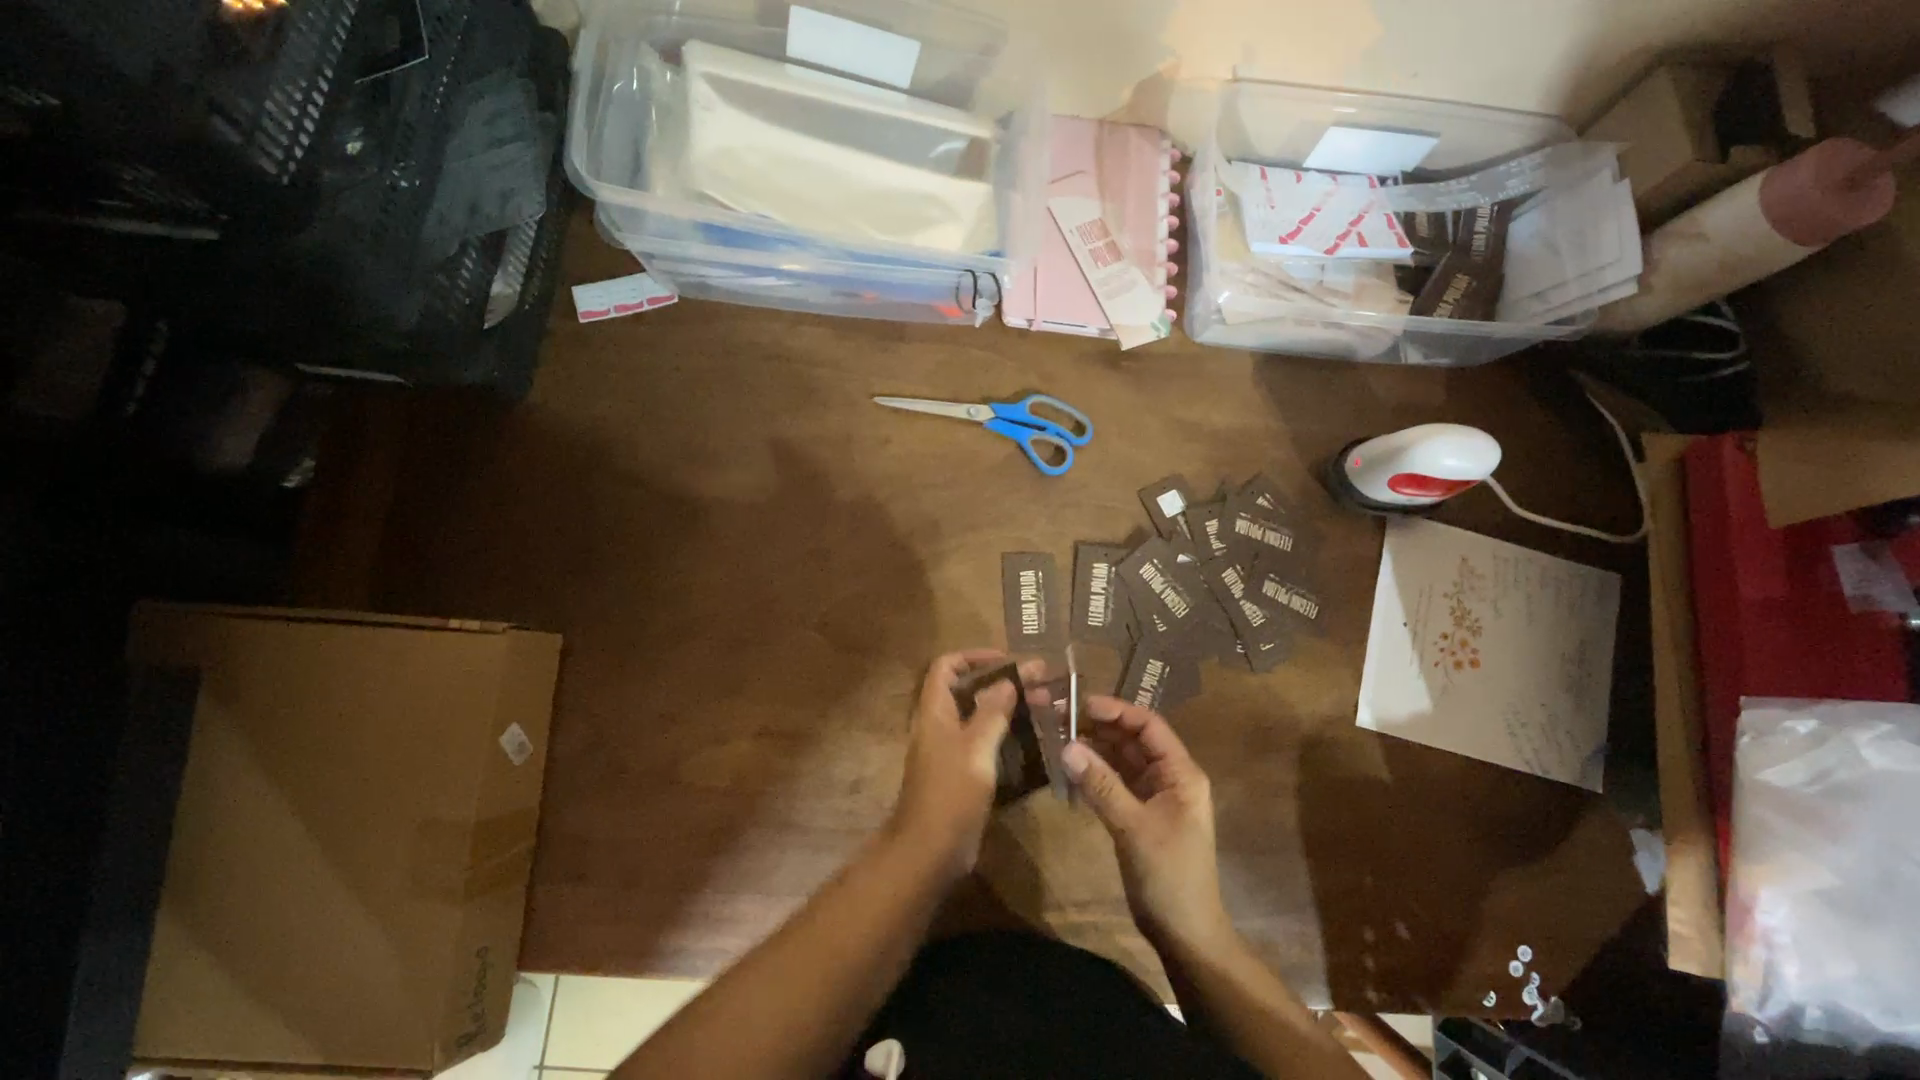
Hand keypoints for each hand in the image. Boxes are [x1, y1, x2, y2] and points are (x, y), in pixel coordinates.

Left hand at [888, 650, 1048, 880]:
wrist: (930, 851)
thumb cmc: (951, 794)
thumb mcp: (975, 748)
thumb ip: (991, 713)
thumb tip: (1006, 682)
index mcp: (934, 713)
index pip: (946, 667)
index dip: (974, 657)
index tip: (1009, 660)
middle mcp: (939, 727)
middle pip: (968, 691)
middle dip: (1002, 683)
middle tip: (1041, 684)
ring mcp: (949, 752)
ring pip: (978, 718)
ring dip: (1008, 709)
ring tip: (1043, 707)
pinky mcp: (961, 776)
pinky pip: (983, 744)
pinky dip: (1005, 736)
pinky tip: (1032, 740)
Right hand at [1063, 696, 1234, 957]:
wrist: (1184, 932)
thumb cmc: (1169, 876)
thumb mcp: (1134, 827)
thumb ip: (1101, 785)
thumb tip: (1066, 746)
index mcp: (1181, 774)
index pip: (1149, 726)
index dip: (1117, 711)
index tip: (1079, 704)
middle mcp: (1170, 778)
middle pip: (1133, 740)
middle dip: (1098, 726)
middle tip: (1058, 716)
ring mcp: (1154, 798)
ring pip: (1121, 761)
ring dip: (1093, 748)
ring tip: (1056, 735)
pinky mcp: (1138, 816)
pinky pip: (1114, 783)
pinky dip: (1094, 773)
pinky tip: (1068, 768)